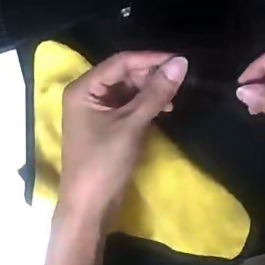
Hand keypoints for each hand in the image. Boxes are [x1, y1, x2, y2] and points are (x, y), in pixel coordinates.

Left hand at [58, 51, 189, 225]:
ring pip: (128, 90)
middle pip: (124, 74)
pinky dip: (145, 105)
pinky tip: (164, 109)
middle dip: (151, 75)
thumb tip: (181, 63)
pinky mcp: (105, 126)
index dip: (151, 59)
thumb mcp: (132, 124)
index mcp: (84, 88)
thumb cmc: (104, 162)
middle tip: (180, 80)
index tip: (180, 60)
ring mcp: (95, 111)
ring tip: (174, 97)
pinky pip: (127, 105)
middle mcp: (86, 94)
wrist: (89, 205)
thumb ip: (156, 93)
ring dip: (151, 91)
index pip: (121, 62)